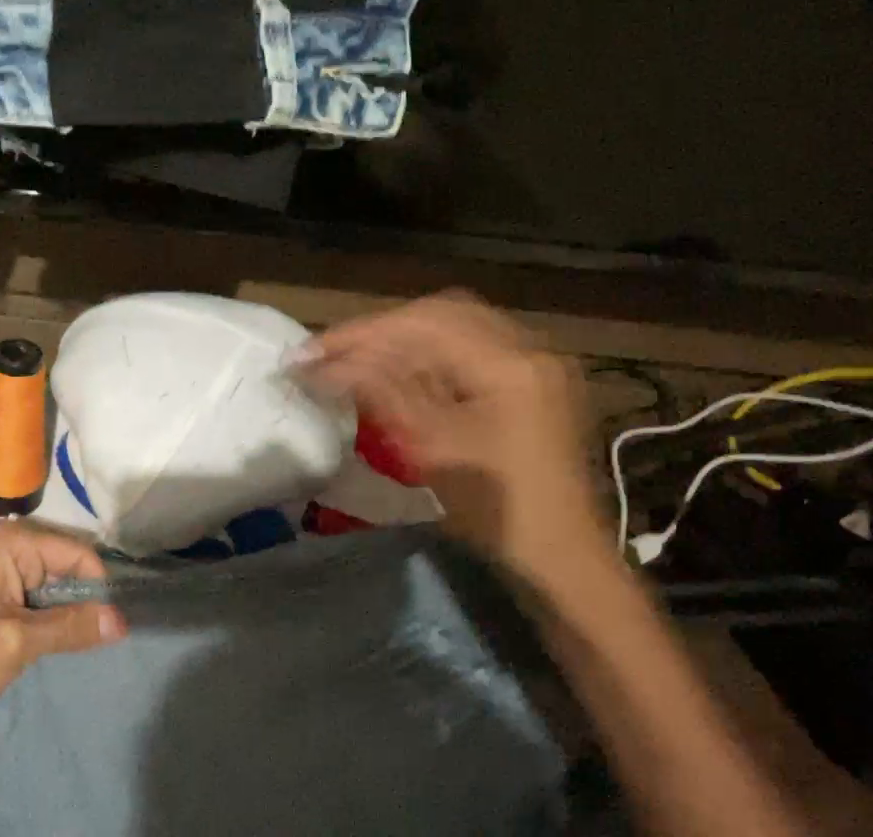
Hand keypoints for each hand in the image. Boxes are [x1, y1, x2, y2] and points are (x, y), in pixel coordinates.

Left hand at [0, 523, 124, 804]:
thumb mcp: (18, 642)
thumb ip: (70, 627)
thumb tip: (122, 620)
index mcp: (12, 542)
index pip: (78, 552)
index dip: (99, 587)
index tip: (113, 625)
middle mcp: (9, 543)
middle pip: (70, 563)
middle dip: (87, 597)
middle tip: (103, 636)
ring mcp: (4, 566)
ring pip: (59, 581)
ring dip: (73, 609)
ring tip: (85, 641)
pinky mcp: (2, 591)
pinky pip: (43, 595)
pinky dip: (56, 615)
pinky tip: (63, 639)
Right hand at [295, 291, 609, 583]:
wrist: (563, 559)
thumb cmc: (496, 511)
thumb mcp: (429, 450)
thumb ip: (379, 393)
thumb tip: (324, 363)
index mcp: (508, 365)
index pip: (419, 325)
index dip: (357, 335)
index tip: (308, 354)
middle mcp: (529, 348)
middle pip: (439, 313)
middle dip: (380, 329)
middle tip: (333, 352)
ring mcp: (538, 363)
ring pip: (458, 323)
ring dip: (405, 336)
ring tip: (360, 358)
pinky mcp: (537, 381)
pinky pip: (475, 343)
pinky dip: (432, 349)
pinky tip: (404, 369)